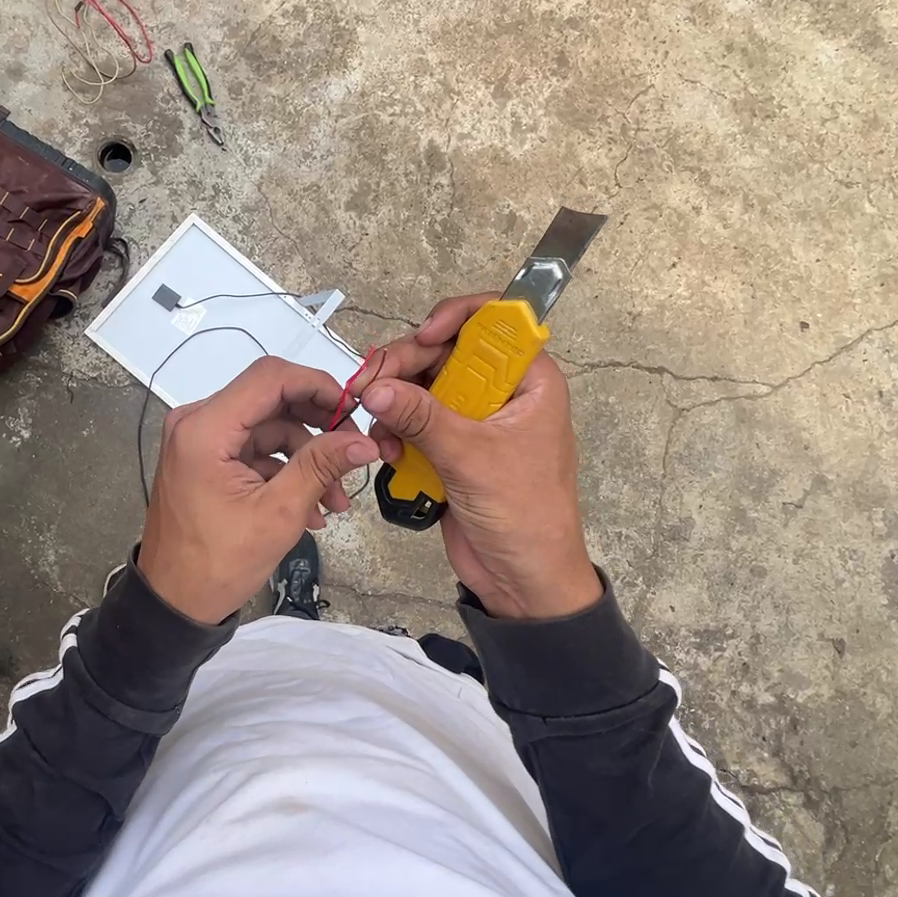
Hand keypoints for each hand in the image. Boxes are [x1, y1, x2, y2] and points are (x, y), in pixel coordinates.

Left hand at [138, 357, 379, 624]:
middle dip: (317, 427)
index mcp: (205, 428)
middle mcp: (197, 422)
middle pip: (271, 399)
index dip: (317, 386)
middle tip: (352, 454)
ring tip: (334, 501)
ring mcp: (200, 440)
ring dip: (306, 458)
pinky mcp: (207, 458)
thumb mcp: (278, 513)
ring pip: (269, 427)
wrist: (174, 602)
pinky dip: (285, 471)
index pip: (270, 377)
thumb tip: (365, 441)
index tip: (354, 410)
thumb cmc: (218, 563)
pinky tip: (311, 510)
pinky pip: (255, 449)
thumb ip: (320, 467)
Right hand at [360, 294, 601, 619]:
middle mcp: (499, 393)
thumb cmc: (526, 517)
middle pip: (444, 353)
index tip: (421, 337)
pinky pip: (413, 423)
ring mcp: (471, 421)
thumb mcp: (472, 458)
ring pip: (421, 387)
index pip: (495, 322)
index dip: (456, 317)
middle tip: (369, 385)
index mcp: (528, 382)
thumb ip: (422, 418)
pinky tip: (389, 453)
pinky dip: (395, 432)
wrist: (522, 579)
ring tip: (379, 430)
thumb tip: (376, 388)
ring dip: (394, 403)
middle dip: (405, 366)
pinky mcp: (449, 448)